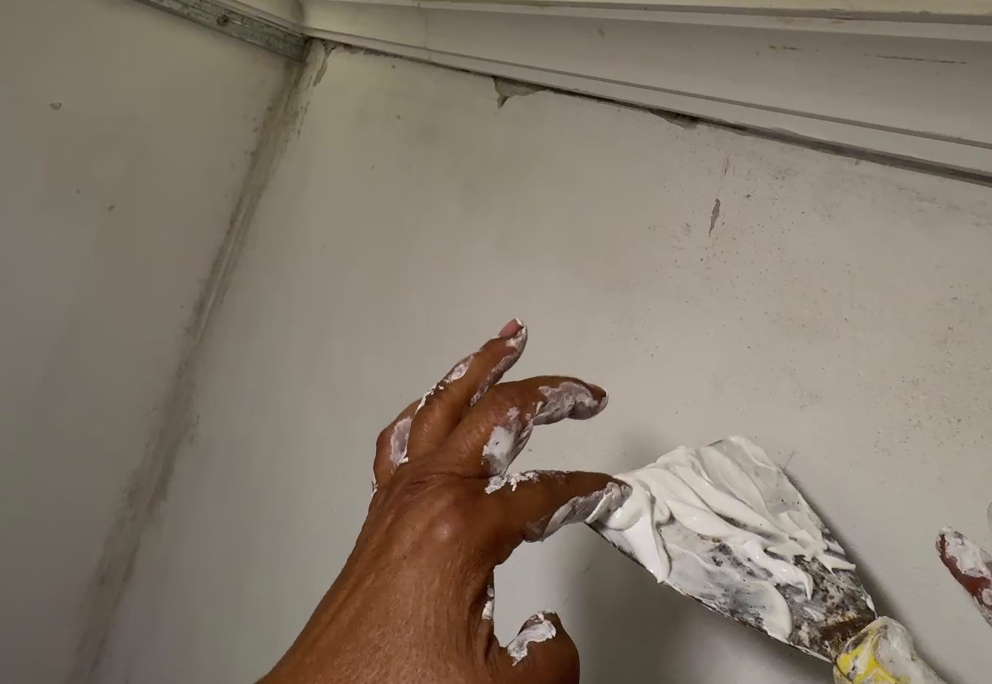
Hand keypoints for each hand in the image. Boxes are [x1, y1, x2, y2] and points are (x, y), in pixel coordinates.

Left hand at [261, 321, 619, 683]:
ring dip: (482, 364)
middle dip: (550, 394)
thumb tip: (554, 628)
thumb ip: (549, 657)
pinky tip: (438, 399)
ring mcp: (401, 494)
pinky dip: (429, 406)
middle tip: (582, 392)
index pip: (545, 492)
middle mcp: (430, 494)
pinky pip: (405, 435)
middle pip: (500, 414)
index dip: (588, 490)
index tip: (609, 491)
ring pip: (445, 401)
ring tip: (506, 339)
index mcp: (463, 527)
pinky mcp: (382, 508)